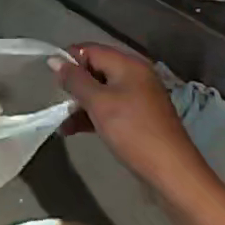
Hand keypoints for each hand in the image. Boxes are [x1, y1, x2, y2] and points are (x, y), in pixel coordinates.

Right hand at [53, 43, 209, 195]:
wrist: (173, 173)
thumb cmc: (133, 132)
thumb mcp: (99, 104)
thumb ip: (75, 80)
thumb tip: (55, 59)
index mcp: (128, 64)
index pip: (91, 50)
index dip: (69, 60)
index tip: (51, 78)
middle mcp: (135, 75)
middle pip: (96, 70)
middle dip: (74, 85)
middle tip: (57, 102)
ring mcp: (139, 98)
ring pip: (102, 92)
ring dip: (81, 104)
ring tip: (62, 123)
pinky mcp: (139, 119)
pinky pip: (111, 109)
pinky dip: (93, 116)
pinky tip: (74, 131)